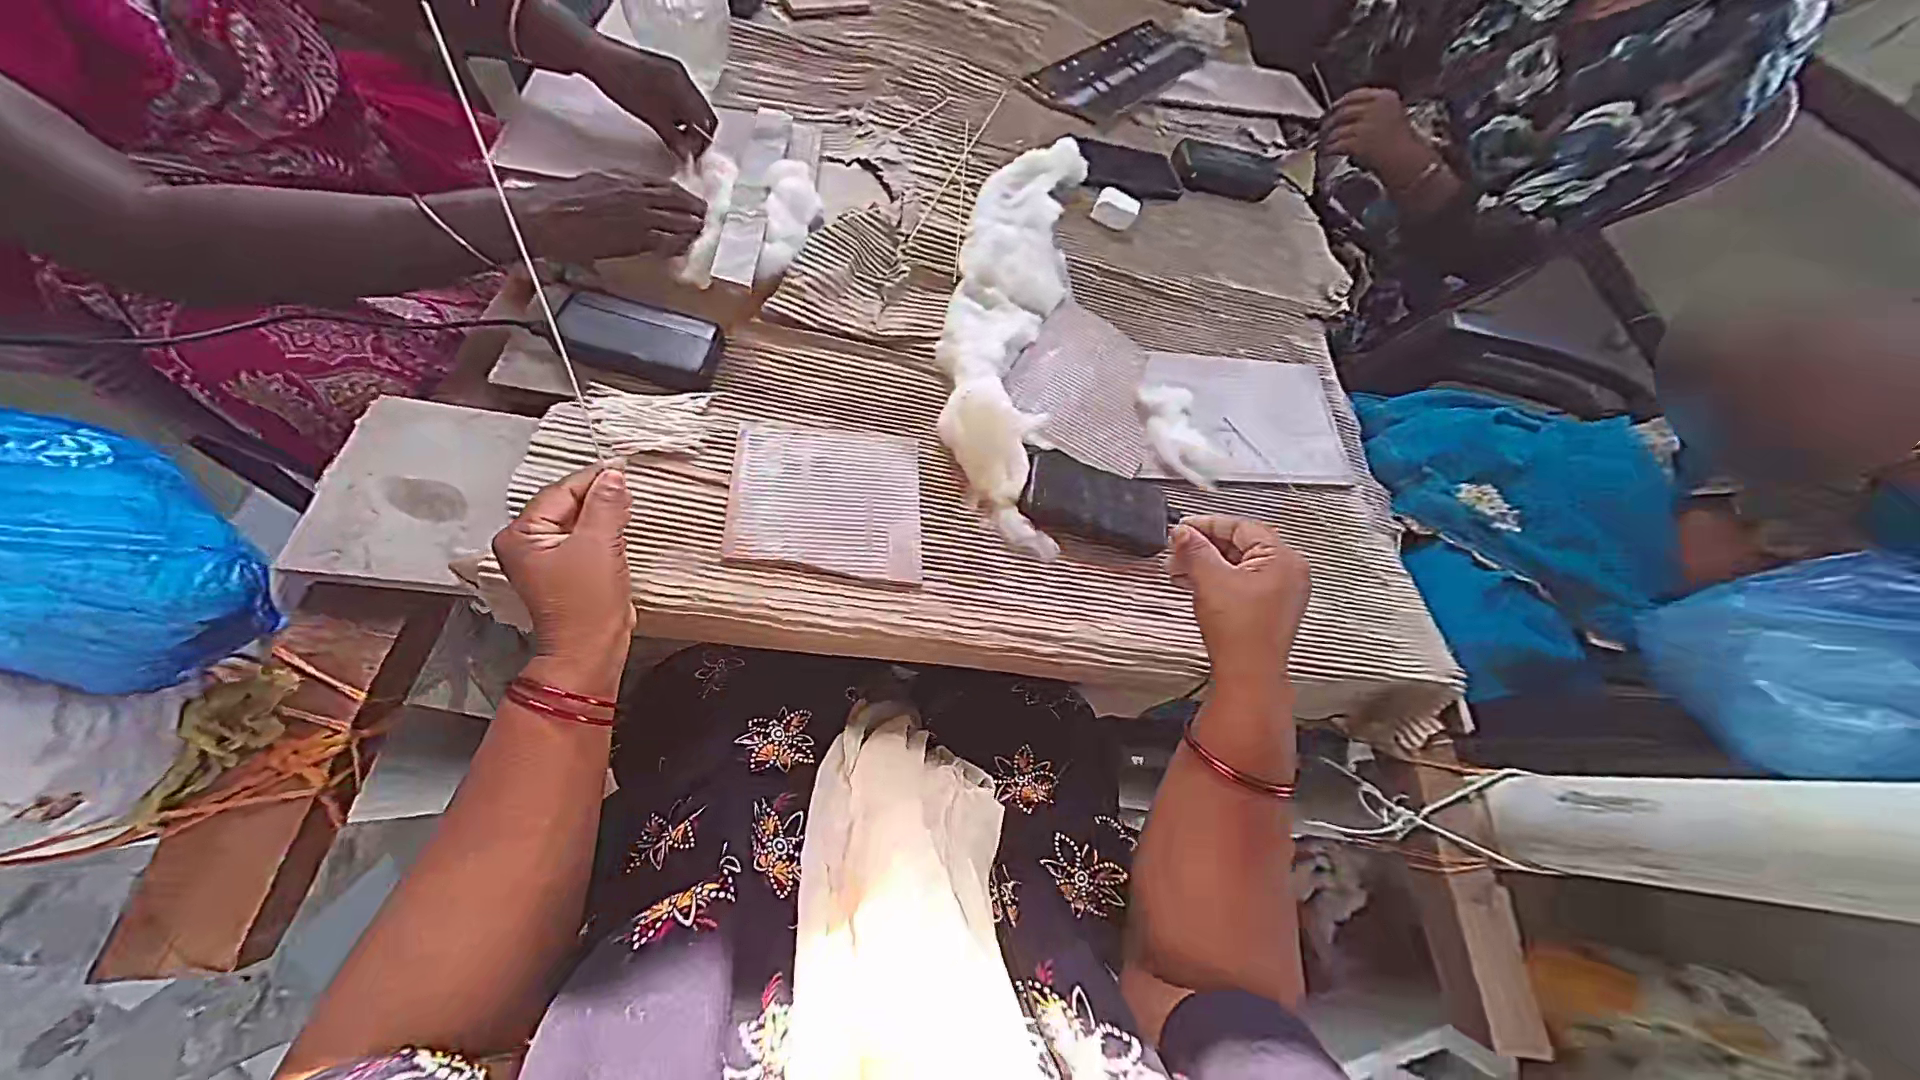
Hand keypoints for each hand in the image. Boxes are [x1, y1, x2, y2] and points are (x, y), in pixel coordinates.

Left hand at [493, 465, 636, 668]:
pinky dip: (604, 529)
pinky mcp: (569, 569)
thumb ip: (605, 505)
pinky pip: (586, 538)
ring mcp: (548, 557)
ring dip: (604, 512)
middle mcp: (528, 543)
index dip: (593, 479)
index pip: (560, 493)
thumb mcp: (598, 545)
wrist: (592, 647)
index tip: (622, 467)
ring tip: (628, 504)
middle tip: (629, 484)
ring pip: (579, 520)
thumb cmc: (587, 601)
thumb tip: (614, 476)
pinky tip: (621, 525)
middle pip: (568, 504)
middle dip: (599, 495)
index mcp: (521, 535)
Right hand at [506, 172, 706, 260]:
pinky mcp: (638, 238)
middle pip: (677, 200)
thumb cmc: (561, 201)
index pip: (663, 185)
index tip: (690, 199)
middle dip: (694, 208)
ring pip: (678, 220)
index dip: (681, 194)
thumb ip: (617, 190)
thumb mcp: (594, 183)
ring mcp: (640, 217)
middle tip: (705, 214)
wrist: (548, 216)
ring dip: (692, 226)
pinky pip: (669, 241)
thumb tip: (628, 197)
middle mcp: (636, 195)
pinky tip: (685, 246)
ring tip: (701, 230)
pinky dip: (680, 243)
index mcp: (625, 179)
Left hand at [583, 37, 717, 160]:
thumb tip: (687, 156)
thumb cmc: (621, 83)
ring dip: (689, 124)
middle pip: (704, 115)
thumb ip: (674, 138)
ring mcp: (675, 73)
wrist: (597, 57)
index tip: (694, 159)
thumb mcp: (652, 119)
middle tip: (687, 151)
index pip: (707, 124)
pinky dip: (679, 112)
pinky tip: (668, 120)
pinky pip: (682, 96)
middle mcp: (683, 79)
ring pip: (694, 107)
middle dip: (698, 135)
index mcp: (684, 89)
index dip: (702, 145)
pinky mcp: (664, 70)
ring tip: (675, 137)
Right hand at [1167, 515, 1309, 687]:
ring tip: (1183, 569)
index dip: (1207, 525)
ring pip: (1239, 563)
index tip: (1184, 528)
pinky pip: (1241, 580)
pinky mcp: (1269, 606)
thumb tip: (1184, 532)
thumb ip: (1194, 549)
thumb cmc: (1242, 633)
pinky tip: (1198, 584)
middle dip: (1204, 546)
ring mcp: (1281, 590)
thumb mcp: (1210, 580)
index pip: (1240, 526)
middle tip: (1180, 549)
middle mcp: (1288, 572)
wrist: (1248, 673)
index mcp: (1282, 558)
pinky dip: (1218, 578)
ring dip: (1208, 563)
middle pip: (1240, 543)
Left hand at [1321, 88, 1444, 194]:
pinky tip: (1326, 152)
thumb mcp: (1391, 115)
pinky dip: (1329, 149)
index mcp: (1386, 97)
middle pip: (1343, 111)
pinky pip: (1336, 144)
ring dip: (1326, 137)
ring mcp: (1365, 125)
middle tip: (1322, 129)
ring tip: (1323, 143)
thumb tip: (1348, 114)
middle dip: (1328, 121)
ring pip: (1337, 129)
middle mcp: (1375, 108)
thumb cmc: (1400, 141)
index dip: (1339, 103)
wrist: (1405, 159)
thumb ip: (1373, 110)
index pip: (1356, 94)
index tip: (1331, 109)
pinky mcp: (1357, 142)